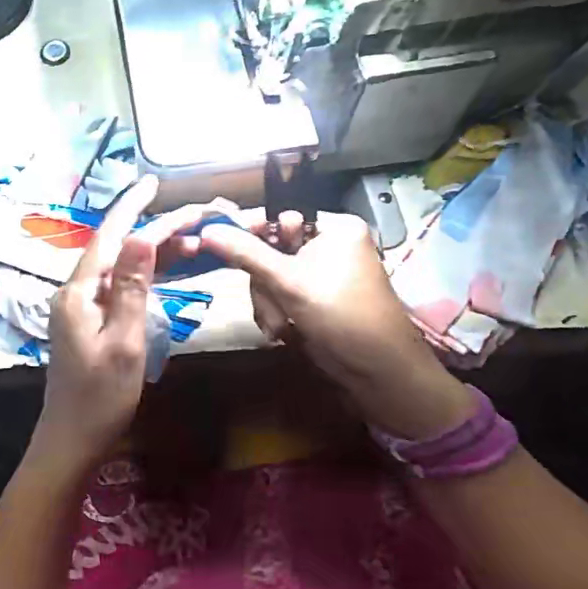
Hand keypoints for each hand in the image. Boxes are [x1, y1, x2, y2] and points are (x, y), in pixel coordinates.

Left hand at [33, 176, 166, 478]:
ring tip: (194, 239)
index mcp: (79, 292)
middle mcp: (76, 292)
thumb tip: (144, 236)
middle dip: (156, 229)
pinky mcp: (90, 322)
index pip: (110, 238)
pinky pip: (120, 288)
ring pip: (121, 268)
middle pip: (119, 250)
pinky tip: (167, 269)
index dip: (132, 208)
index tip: (154, 183)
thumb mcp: (124, 342)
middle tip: (198, 218)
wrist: (72, 439)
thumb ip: (133, 288)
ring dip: (155, 252)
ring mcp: (81, 307)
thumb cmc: (100, 398)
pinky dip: (145, 276)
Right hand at [200, 210, 473, 440]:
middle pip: (271, 249)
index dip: (250, 231)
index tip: (219, 244)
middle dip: (265, 283)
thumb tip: (208, 230)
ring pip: (271, 276)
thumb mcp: (289, 282)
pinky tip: (283, 331)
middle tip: (270, 302)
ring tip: (280, 327)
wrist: (379, 372)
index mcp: (334, 227)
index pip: (279, 216)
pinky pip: (280, 294)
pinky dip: (277, 313)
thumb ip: (246, 253)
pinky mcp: (315, 299)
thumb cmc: (341, 317)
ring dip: (268, 303)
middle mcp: (328, 245)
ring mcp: (321, 274)